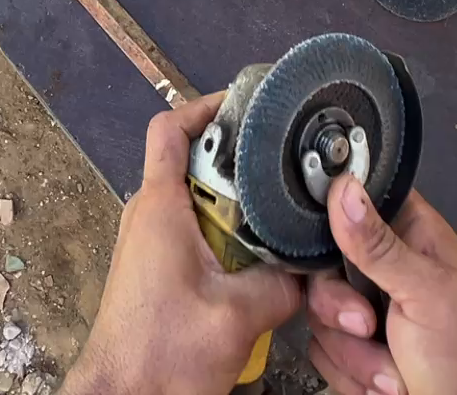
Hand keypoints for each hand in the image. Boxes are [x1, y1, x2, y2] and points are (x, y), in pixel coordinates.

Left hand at [62, 92, 303, 394]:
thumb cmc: (164, 351)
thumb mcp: (236, 316)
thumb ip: (279, 284)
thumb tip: (309, 269)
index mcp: (159, 204)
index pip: (168, 128)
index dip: (203, 107)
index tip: (242, 105)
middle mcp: (147, 212)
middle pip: (188, 159)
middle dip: (232, 155)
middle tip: (277, 158)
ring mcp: (147, 239)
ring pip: (191, 196)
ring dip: (229, 198)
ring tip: (274, 203)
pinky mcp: (152, 266)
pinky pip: (189, 227)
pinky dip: (220, 228)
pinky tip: (254, 250)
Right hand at [308, 176, 456, 394]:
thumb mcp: (427, 293)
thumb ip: (380, 244)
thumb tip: (344, 187)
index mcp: (406, 231)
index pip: (355, 196)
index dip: (333, 216)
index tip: (334, 250)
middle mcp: (379, 262)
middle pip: (322, 260)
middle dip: (340, 306)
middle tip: (368, 325)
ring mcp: (361, 302)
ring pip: (318, 308)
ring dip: (353, 353)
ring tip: (392, 371)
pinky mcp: (349, 341)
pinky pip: (320, 346)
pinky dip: (349, 373)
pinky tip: (384, 382)